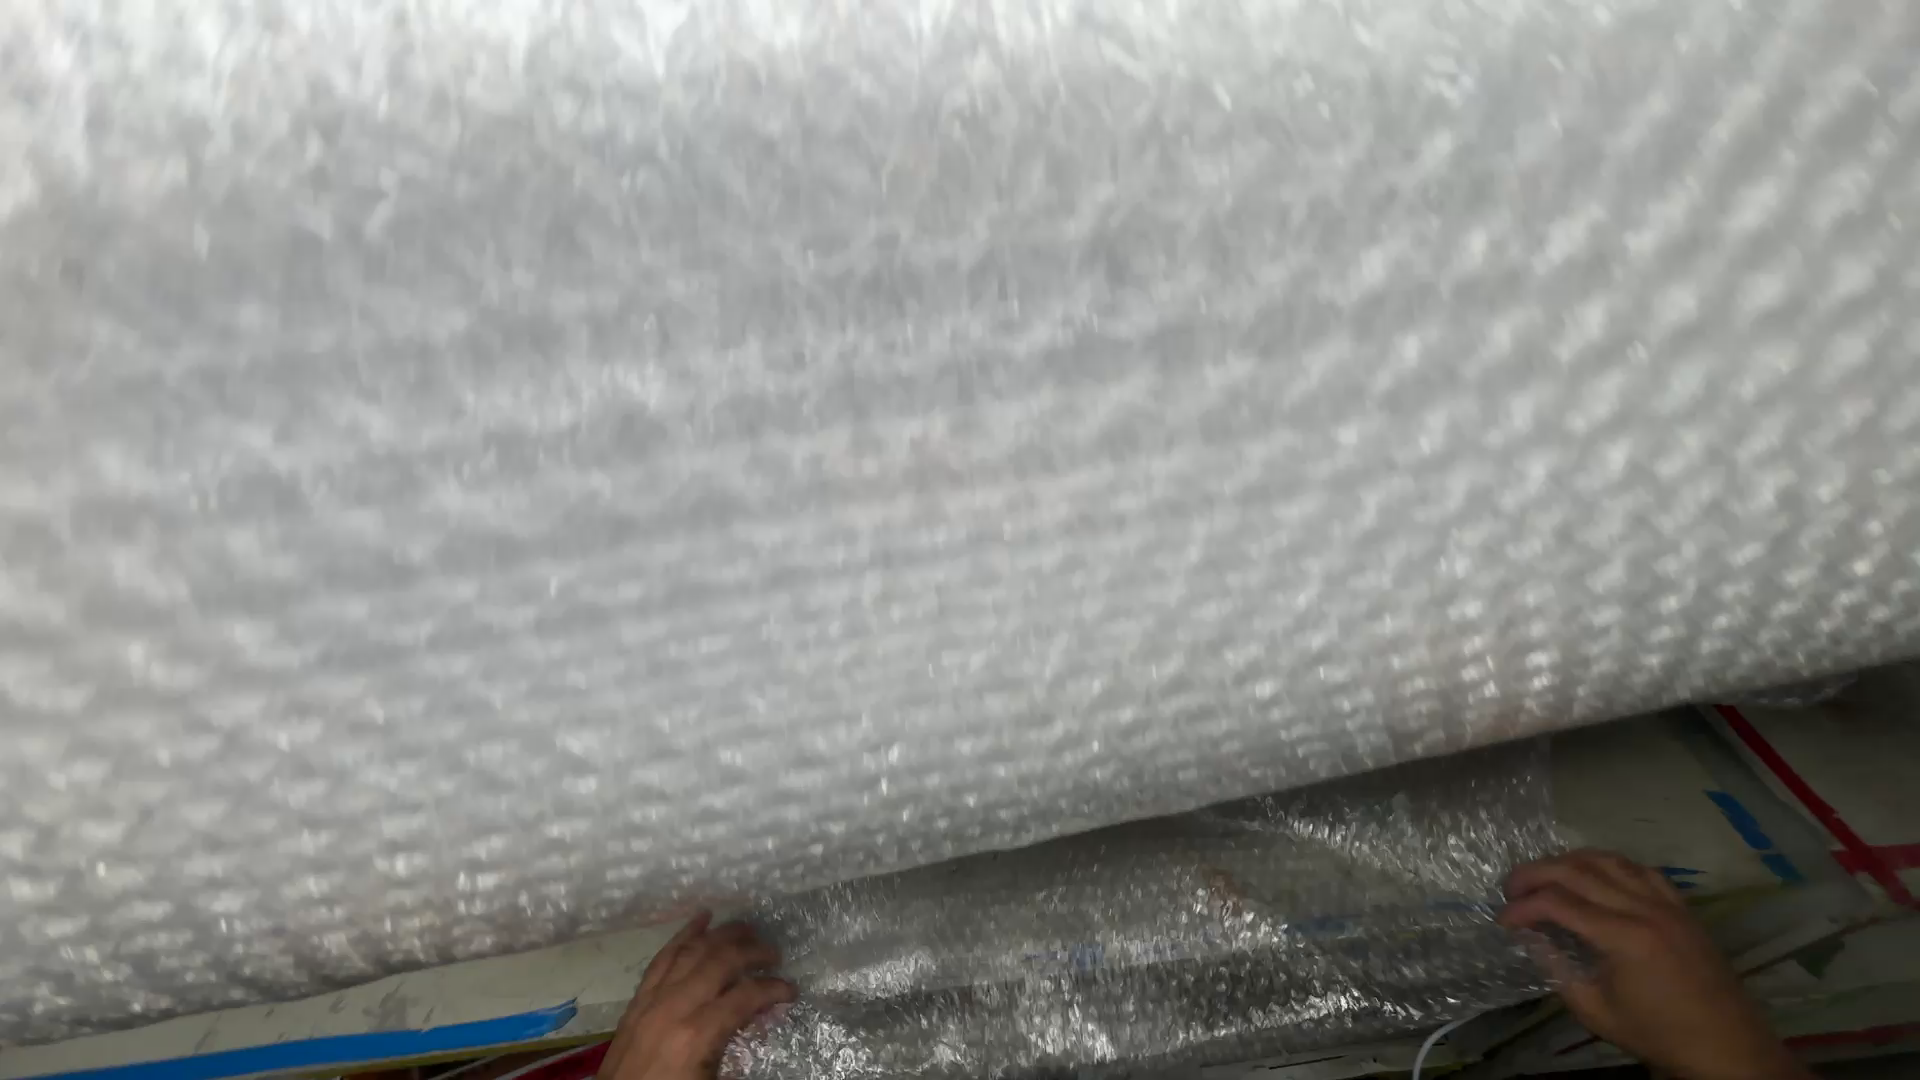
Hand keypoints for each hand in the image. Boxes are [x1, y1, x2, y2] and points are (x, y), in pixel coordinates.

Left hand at [597, 912, 795, 1079]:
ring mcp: (653, 999)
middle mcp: (676, 1006)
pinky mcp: (637, 1001)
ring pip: (694, 950)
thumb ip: (737, 1043)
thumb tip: (762, 1016)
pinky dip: (685, 934)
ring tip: (748, 930)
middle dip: (754, 951)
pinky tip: (703, 917)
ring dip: (724, 935)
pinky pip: (663, 957)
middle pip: (722, 960)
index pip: (746, 995)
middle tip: (774, 955)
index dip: (774, 988)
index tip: (790, 990)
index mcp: (698, 1034)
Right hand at [1499, 850, 1810, 1079]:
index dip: (1520, 908)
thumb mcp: (1594, 1009)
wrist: (1732, 1054)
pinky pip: (1639, 869)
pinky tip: (1592, 877)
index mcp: (1624, 939)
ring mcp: (1668, 905)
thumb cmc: (1659, 1035)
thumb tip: (1527, 934)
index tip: (1503, 922)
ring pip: (1604, 859)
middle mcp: (1645, 911)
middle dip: (1531, 874)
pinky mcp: (1683, 909)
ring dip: (1565, 861)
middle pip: (1572, 870)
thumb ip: (1553, 967)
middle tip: (1511, 891)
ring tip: (1545, 878)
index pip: (1555, 903)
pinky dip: (1606, 864)